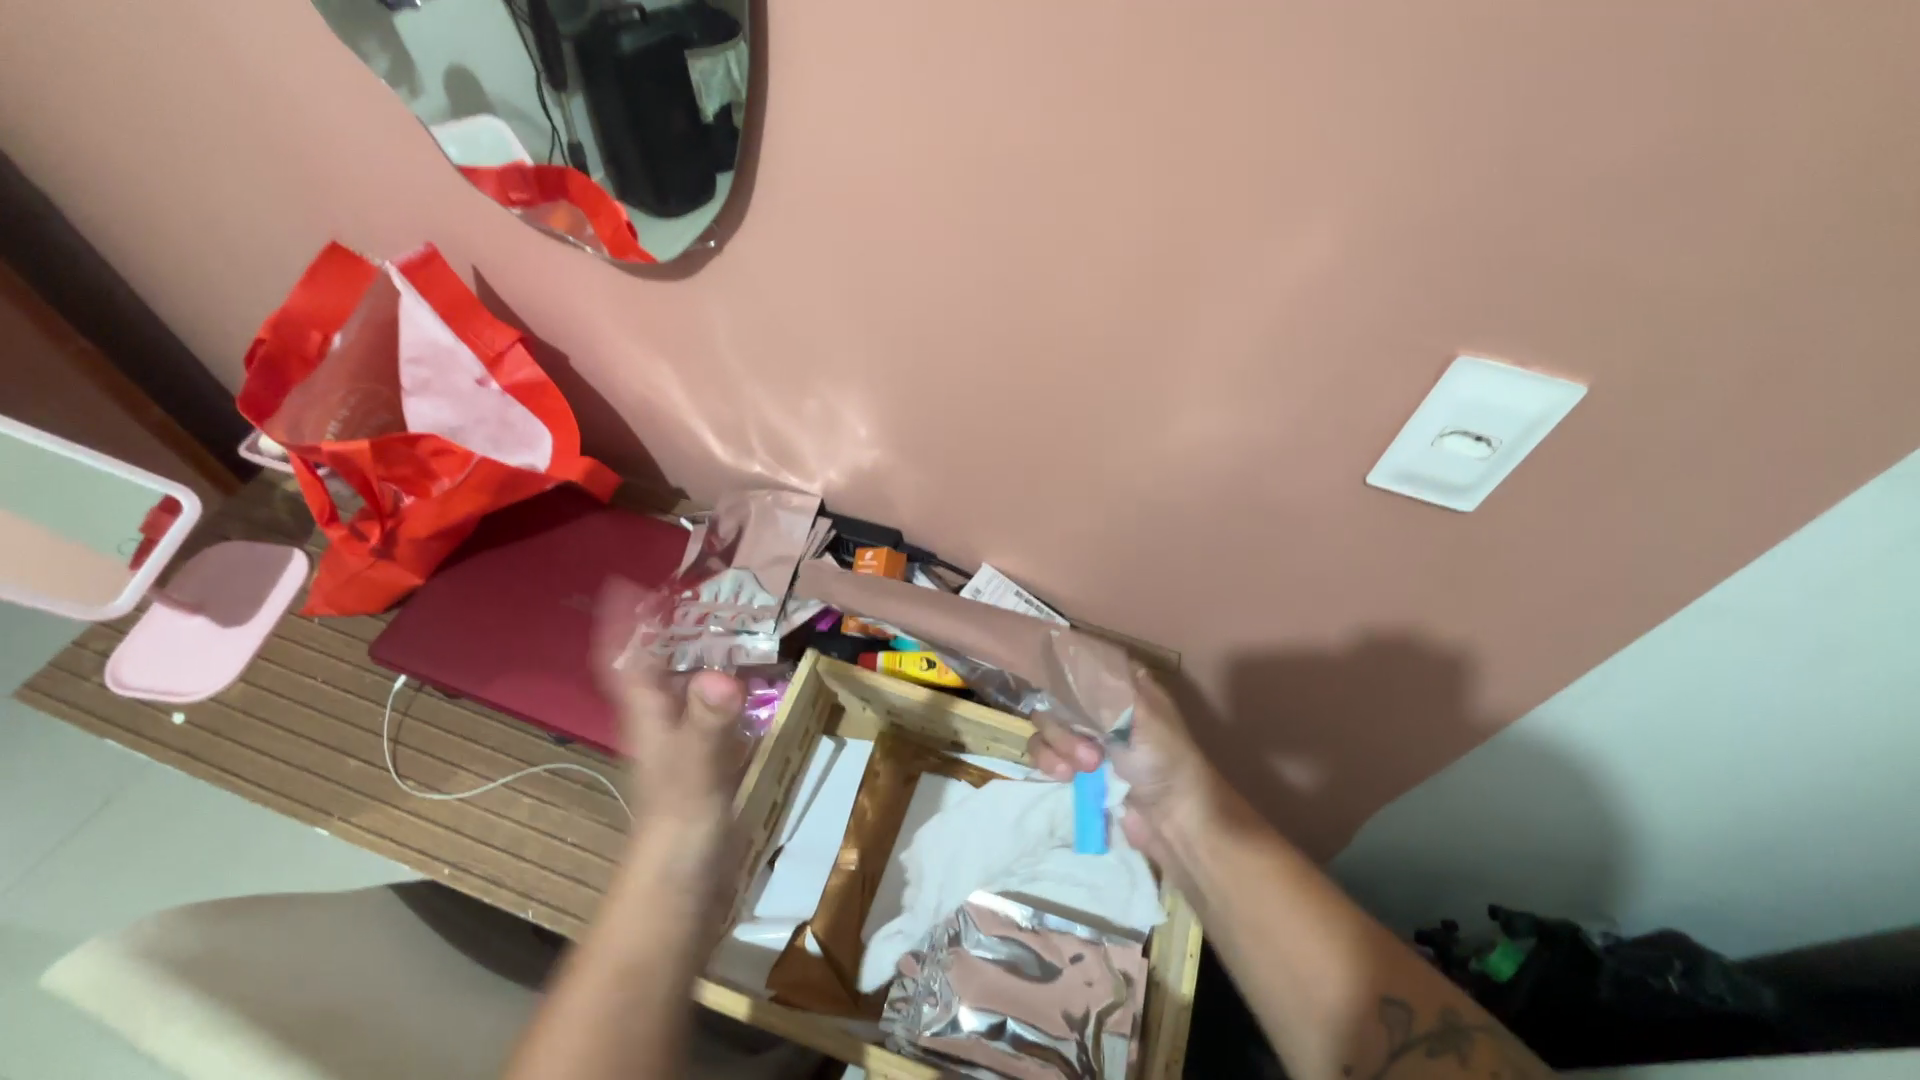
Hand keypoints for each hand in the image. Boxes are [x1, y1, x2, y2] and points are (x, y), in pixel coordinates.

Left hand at [595, 580, 748, 848]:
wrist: (683, 885)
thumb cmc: (678, 826)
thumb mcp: (695, 769)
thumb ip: (708, 722)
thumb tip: (722, 675)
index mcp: (647, 716)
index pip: (627, 659)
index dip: (624, 622)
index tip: (632, 583)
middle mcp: (661, 723)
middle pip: (662, 666)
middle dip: (679, 629)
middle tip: (713, 595)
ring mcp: (685, 744)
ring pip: (692, 688)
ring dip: (711, 657)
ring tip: (744, 626)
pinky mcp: (709, 763)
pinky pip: (720, 714)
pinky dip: (737, 694)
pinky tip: (764, 686)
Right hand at [1026, 665, 1216, 866]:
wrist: (1173, 820)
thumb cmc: (1164, 760)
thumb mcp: (1140, 713)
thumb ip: (1103, 686)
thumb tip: (1069, 658)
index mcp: (1121, 684)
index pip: (1080, 662)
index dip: (1063, 672)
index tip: (1055, 687)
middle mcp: (1100, 704)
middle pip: (1056, 695)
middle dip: (1064, 725)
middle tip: (1090, 753)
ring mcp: (1086, 735)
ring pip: (1046, 724)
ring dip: (1057, 746)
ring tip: (1081, 770)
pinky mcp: (1074, 765)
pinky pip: (1044, 752)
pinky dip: (1048, 762)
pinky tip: (1065, 777)